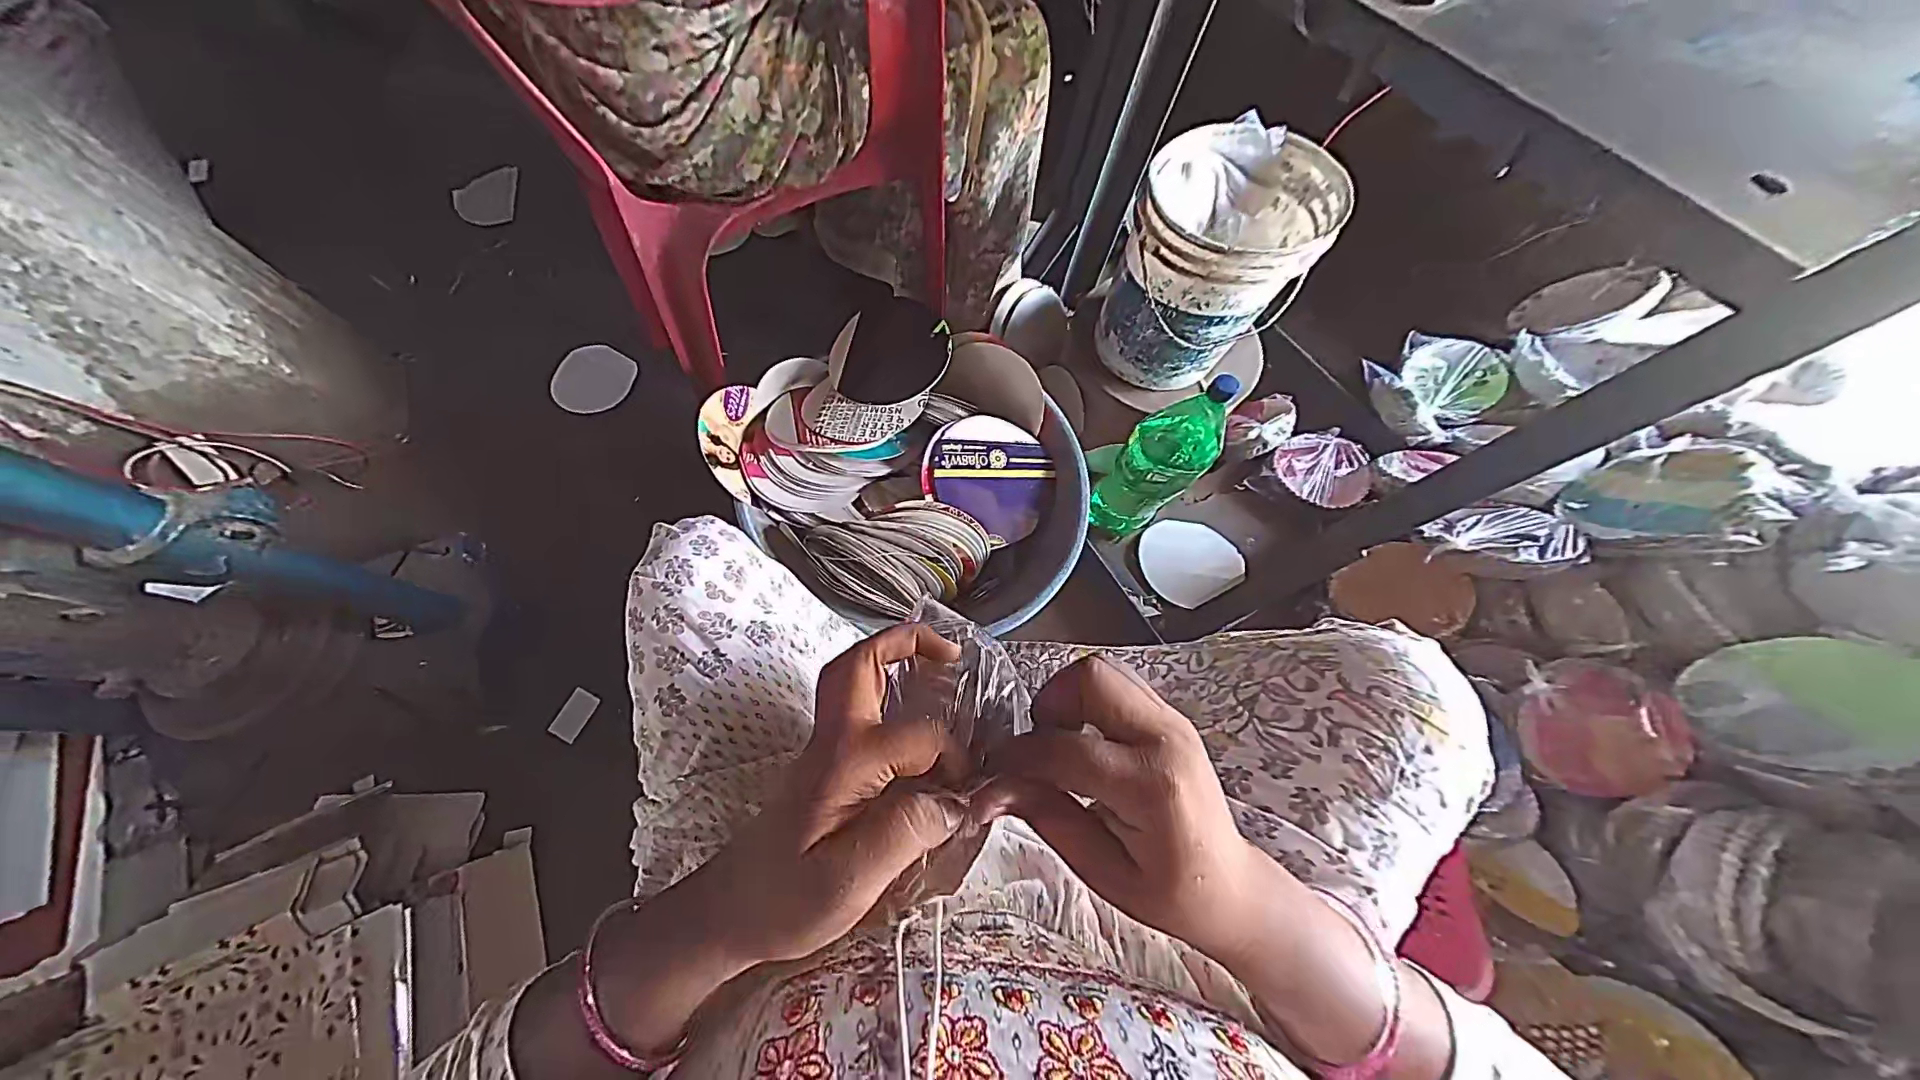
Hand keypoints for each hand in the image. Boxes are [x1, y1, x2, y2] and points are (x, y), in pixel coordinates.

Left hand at [515, 626, 971, 1076]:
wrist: (729, 911)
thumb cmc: (786, 901)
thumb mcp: (849, 882)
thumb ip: (905, 833)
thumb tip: (956, 799)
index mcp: (844, 764)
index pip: (917, 736)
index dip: (953, 757)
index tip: (966, 792)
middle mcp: (833, 741)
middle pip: (858, 664)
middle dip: (904, 642)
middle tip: (950, 653)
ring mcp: (825, 746)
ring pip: (853, 677)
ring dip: (894, 659)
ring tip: (937, 667)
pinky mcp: (826, 761)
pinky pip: (859, 706)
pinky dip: (888, 690)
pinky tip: (913, 714)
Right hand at [975, 654, 1268, 960]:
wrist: (1231, 886)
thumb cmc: (1170, 894)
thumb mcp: (1103, 871)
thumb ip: (1048, 817)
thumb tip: (992, 789)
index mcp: (1151, 786)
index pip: (1064, 748)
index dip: (1017, 757)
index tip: (995, 772)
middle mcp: (1165, 738)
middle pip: (1089, 677)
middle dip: (1048, 704)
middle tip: (1039, 747)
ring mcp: (1172, 720)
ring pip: (1102, 669)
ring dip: (1068, 697)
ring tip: (1062, 743)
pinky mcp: (1169, 716)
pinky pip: (1117, 683)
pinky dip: (1087, 699)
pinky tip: (1085, 740)